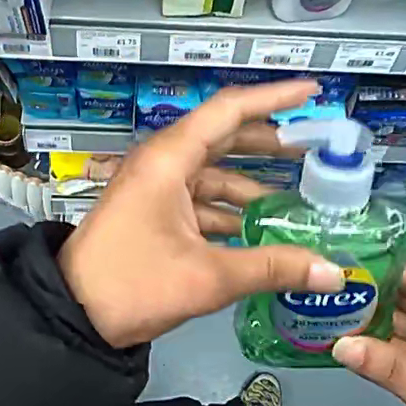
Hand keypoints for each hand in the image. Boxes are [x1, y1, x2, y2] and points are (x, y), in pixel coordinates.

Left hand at [58, 79, 344, 349]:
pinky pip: (200, 198)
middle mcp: (162, 162)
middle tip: (314, 149)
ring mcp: (156, 187)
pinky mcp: (153, 210)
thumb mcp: (207, 277)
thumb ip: (272, 268)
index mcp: (169, 158)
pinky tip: (260, 229)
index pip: (228, 110)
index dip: (273, 98)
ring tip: (296, 198)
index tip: (311, 92)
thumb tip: (333, 272)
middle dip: (269, 143)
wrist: (73, 313)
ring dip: (251, 184)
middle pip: (223, 137)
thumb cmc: (133, 283)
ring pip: (213, 172)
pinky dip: (230, 209)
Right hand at [333, 265, 405, 405]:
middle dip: (376, 292)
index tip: (350, 264)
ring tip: (328, 304)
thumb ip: (393, 372)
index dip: (395, 273)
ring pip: (404, 319)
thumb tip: (339, 344)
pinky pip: (399, 344)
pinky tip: (343, 334)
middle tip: (329, 284)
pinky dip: (374, 341)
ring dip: (370, 316)